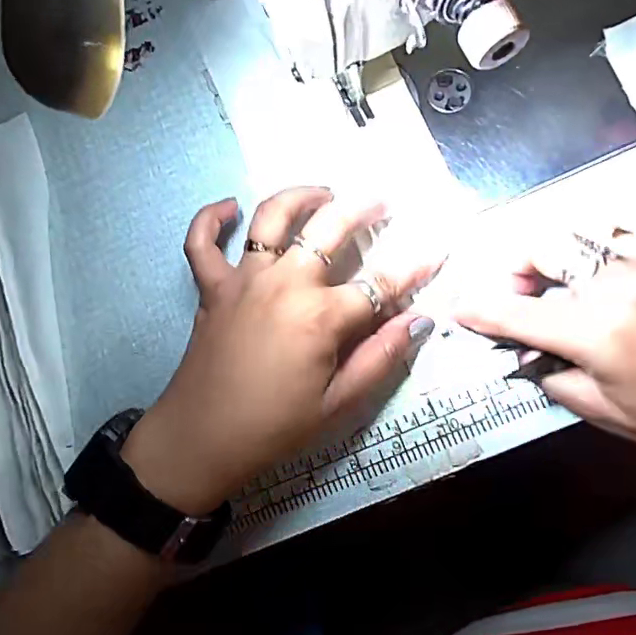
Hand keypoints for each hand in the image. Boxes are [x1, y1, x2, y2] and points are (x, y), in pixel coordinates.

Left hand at [122, 188, 438, 514]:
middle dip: (361, 209)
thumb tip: (421, 321)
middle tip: (381, 202)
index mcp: (320, 316)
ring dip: (300, 197)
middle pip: (329, 228)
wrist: (199, 442)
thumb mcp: (339, 403)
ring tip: (323, 192)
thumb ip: (381, 356)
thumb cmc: (275, 427)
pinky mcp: (211, 289)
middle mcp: (284, 284)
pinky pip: (203, 242)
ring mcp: (243, 281)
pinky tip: (229, 206)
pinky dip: (211, 219)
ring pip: (270, 218)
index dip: (413, 270)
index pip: (380, 284)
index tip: (437, 254)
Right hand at [453, 237, 635, 510]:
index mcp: (603, 333)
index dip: (482, 308)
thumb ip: (562, 379)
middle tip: (524, 289)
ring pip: (595, 241)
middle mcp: (628, 281)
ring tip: (585, 289)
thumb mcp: (619, 418)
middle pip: (549, 249)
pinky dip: (625, 265)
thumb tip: (531, 354)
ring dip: (576, 263)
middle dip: (523, 267)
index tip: (461, 306)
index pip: (519, 311)